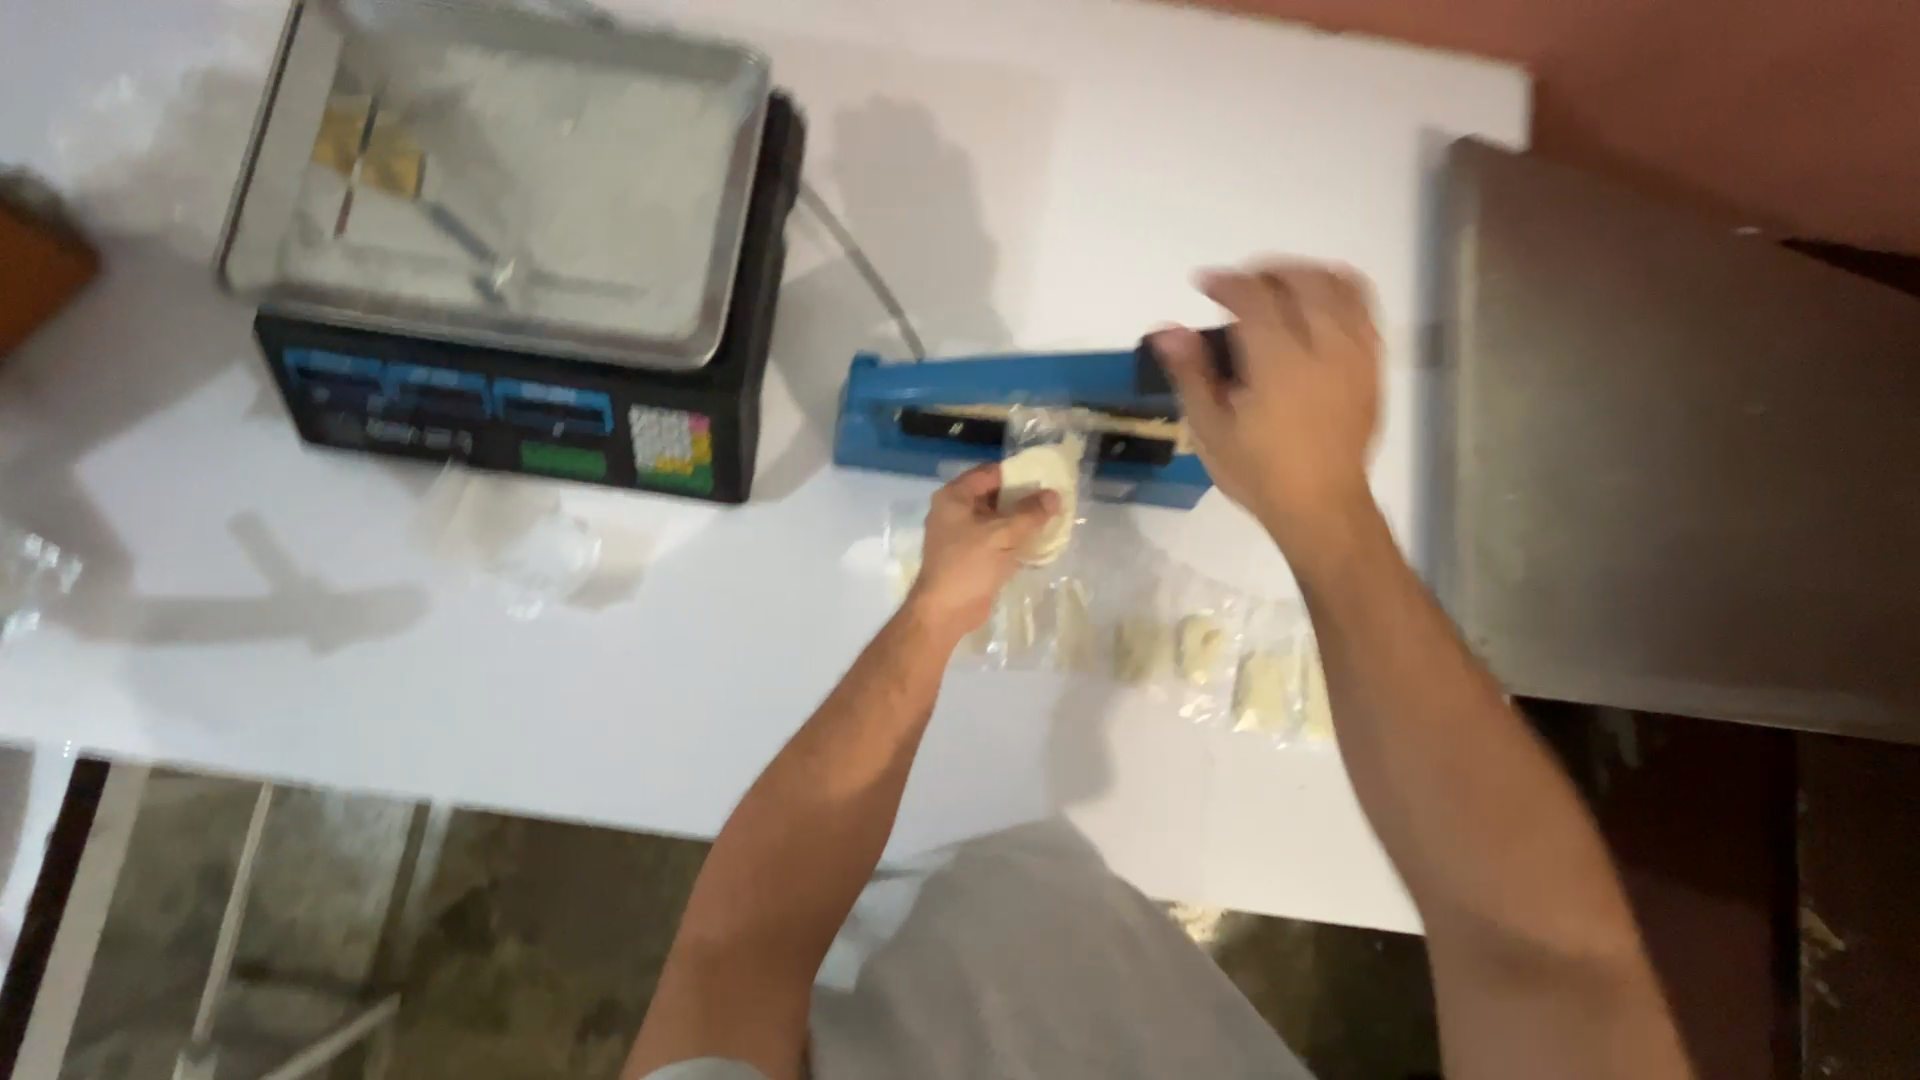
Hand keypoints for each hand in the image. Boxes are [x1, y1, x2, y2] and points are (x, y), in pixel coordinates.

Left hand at [906, 464, 1058, 641]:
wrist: (945, 611)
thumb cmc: (969, 565)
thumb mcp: (1002, 534)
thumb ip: (1030, 513)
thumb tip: (1054, 495)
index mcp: (955, 496)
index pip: (990, 472)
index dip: (1018, 472)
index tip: (1045, 476)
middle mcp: (955, 510)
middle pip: (994, 494)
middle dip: (1023, 496)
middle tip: (1053, 497)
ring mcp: (962, 534)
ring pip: (997, 518)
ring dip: (1021, 519)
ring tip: (1051, 516)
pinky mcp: (971, 555)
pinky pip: (996, 538)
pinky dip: (1014, 538)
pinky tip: (1039, 540)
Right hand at [1154, 261, 1381, 544]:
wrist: (1320, 505)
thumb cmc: (1257, 472)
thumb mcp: (1210, 429)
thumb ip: (1190, 373)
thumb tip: (1165, 329)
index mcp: (1278, 363)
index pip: (1254, 297)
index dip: (1226, 282)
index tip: (1203, 284)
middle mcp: (1323, 347)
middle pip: (1300, 279)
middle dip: (1265, 271)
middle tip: (1238, 287)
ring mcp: (1355, 353)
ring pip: (1339, 284)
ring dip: (1304, 275)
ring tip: (1277, 290)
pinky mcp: (1374, 365)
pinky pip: (1364, 307)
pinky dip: (1337, 293)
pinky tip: (1314, 309)